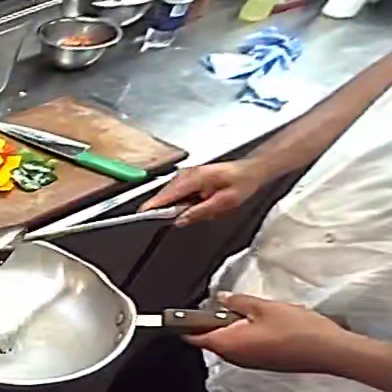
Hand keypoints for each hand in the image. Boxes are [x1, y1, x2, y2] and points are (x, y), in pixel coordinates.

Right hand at [140, 159, 272, 226]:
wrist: (250, 170)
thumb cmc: (241, 183)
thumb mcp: (225, 202)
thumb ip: (200, 212)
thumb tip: (179, 221)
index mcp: (194, 179)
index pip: (164, 196)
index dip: (152, 208)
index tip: (141, 217)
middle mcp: (186, 175)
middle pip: (163, 197)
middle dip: (169, 210)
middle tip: (190, 214)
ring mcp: (184, 175)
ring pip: (168, 196)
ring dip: (177, 206)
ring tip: (200, 205)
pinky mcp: (185, 178)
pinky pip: (174, 194)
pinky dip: (180, 202)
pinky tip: (196, 201)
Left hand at [184, 292, 366, 373]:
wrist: (330, 351)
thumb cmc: (298, 330)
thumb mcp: (265, 307)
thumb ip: (239, 302)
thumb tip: (222, 298)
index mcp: (226, 343)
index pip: (194, 337)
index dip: (186, 325)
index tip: (182, 317)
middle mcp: (233, 357)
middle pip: (212, 339)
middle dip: (217, 323)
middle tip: (234, 307)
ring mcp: (247, 362)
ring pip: (230, 343)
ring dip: (236, 329)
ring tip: (258, 315)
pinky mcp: (262, 363)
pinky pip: (246, 348)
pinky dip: (249, 336)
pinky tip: (269, 326)